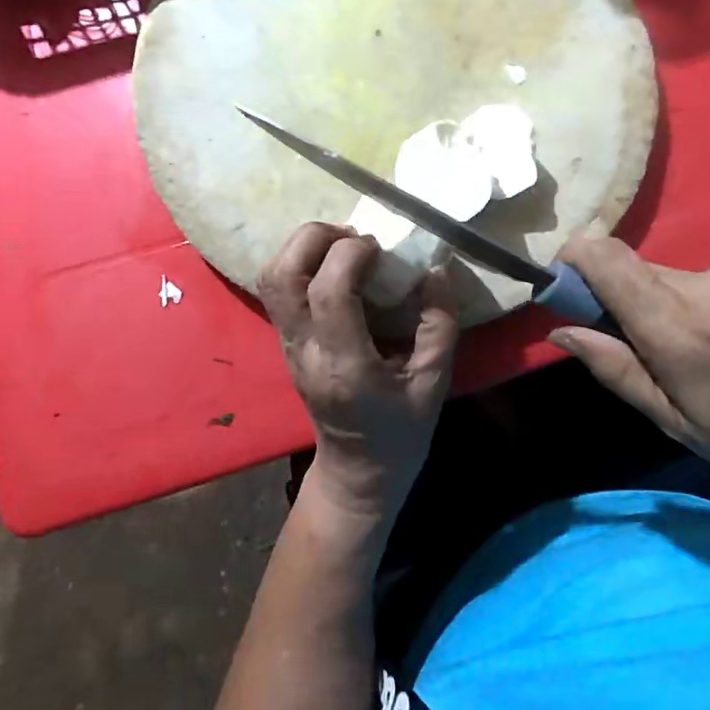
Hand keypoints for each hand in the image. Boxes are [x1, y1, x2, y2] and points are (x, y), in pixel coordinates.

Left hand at [259, 223, 459, 521]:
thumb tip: (434, 269)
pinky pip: (276, 289)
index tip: (380, 247)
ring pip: (270, 277)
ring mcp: (286, 345)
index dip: (350, 255)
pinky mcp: (283, 341)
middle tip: (355, 238)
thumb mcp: (435, 383)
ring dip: (301, 247)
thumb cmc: (400, 432)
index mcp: (345, 365)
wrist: (357, 470)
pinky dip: (298, 263)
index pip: (327, 292)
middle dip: (315, 238)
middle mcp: (304, 349)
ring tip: (342, 246)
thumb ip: (439, 324)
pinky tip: (332, 266)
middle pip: (282, 275)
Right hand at [552, 238, 709, 526]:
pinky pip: (703, 282)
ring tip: (698, 361)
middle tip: (637, 352)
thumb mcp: (683, 426)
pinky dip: (694, 307)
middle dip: (616, 299)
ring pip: (667, 277)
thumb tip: (562, 333)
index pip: (601, 255)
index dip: (571, 264)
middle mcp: (705, 284)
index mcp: (678, 326)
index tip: (567, 299)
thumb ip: (616, 370)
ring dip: (660, 308)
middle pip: (630, 268)